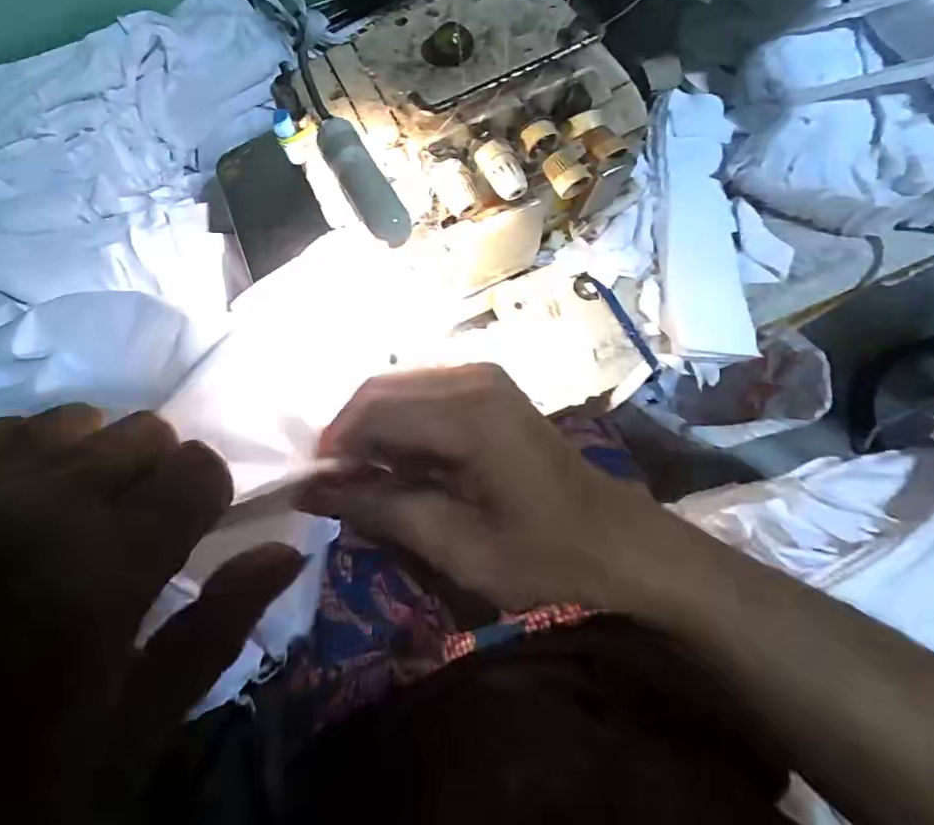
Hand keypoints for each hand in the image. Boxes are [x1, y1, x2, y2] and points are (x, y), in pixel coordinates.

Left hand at [0, 407, 303, 823]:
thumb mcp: (115, 754)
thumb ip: (211, 635)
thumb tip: (285, 549)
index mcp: (91, 570)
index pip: (197, 468)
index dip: (202, 502)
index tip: (184, 539)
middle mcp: (20, 496)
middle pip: (138, 431)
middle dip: (146, 482)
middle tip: (118, 544)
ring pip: (66, 421)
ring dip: (79, 468)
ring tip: (45, 531)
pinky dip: (5, 466)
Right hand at [296, 365, 689, 610]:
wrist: (621, 545)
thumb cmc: (544, 556)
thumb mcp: (455, 546)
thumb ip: (379, 509)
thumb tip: (313, 490)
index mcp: (467, 414)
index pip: (372, 411)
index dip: (333, 447)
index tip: (312, 487)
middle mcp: (471, 378)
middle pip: (379, 390)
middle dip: (347, 435)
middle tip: (332, 485)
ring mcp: (481, 376)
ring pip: (396, 388)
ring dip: (371, 430)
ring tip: (365, 480)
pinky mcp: (487, 385)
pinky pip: (420, 394)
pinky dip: (398, 425)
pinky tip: (402, 464)